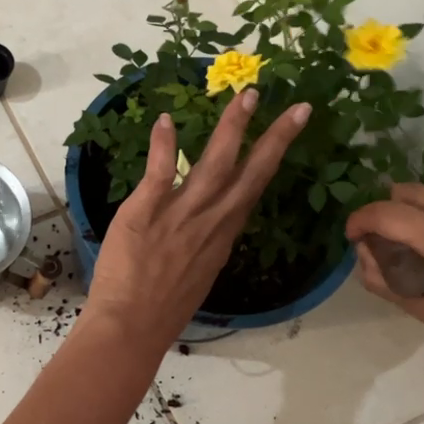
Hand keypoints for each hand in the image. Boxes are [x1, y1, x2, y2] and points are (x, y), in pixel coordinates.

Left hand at [82, 91, 311, 349]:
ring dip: (231, 128)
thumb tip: (208, 232)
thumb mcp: (199, 277)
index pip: (253, 189)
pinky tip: (165, 120)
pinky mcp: (145, 212)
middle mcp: (210, 222)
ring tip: (244, 97)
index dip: (273, 157)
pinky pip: (158, 172)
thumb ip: (206, 247)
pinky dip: (163, 145)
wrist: (132, 326)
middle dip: (274, 136)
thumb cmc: (161, 310)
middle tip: (291, 104)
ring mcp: (180, 216)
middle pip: (250, 172)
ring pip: (213, 165)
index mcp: (223, 237)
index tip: (289, 130)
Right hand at [345, 185, 423, 380]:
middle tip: (381, 234)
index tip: (352, 234)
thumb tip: (364, 251)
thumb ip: (380, 276)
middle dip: (387, 208)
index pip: (388, 213)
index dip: (361, 219)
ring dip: (416, 210)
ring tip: (414, 239)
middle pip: (412, 191)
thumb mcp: (419, 307)